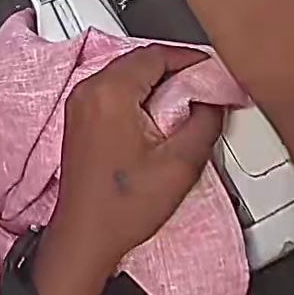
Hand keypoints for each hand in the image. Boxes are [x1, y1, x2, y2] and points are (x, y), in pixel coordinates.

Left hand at [35, 44, 226, 294]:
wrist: (85, 239)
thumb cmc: (120, 209)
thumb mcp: (180, 165)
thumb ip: (205, 122)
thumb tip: (214, 101)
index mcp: (110, 94)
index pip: (156, 54)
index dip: (189, 58)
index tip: (210, 68)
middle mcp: (89, 92)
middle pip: (140, 60)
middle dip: (175, 69)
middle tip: (203, 85)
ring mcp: (80, 104)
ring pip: (127, 73)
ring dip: (157, 81)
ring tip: (185, 102)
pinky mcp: (80, 118)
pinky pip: (114, 89)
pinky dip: (139, 93)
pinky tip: (158, 115)